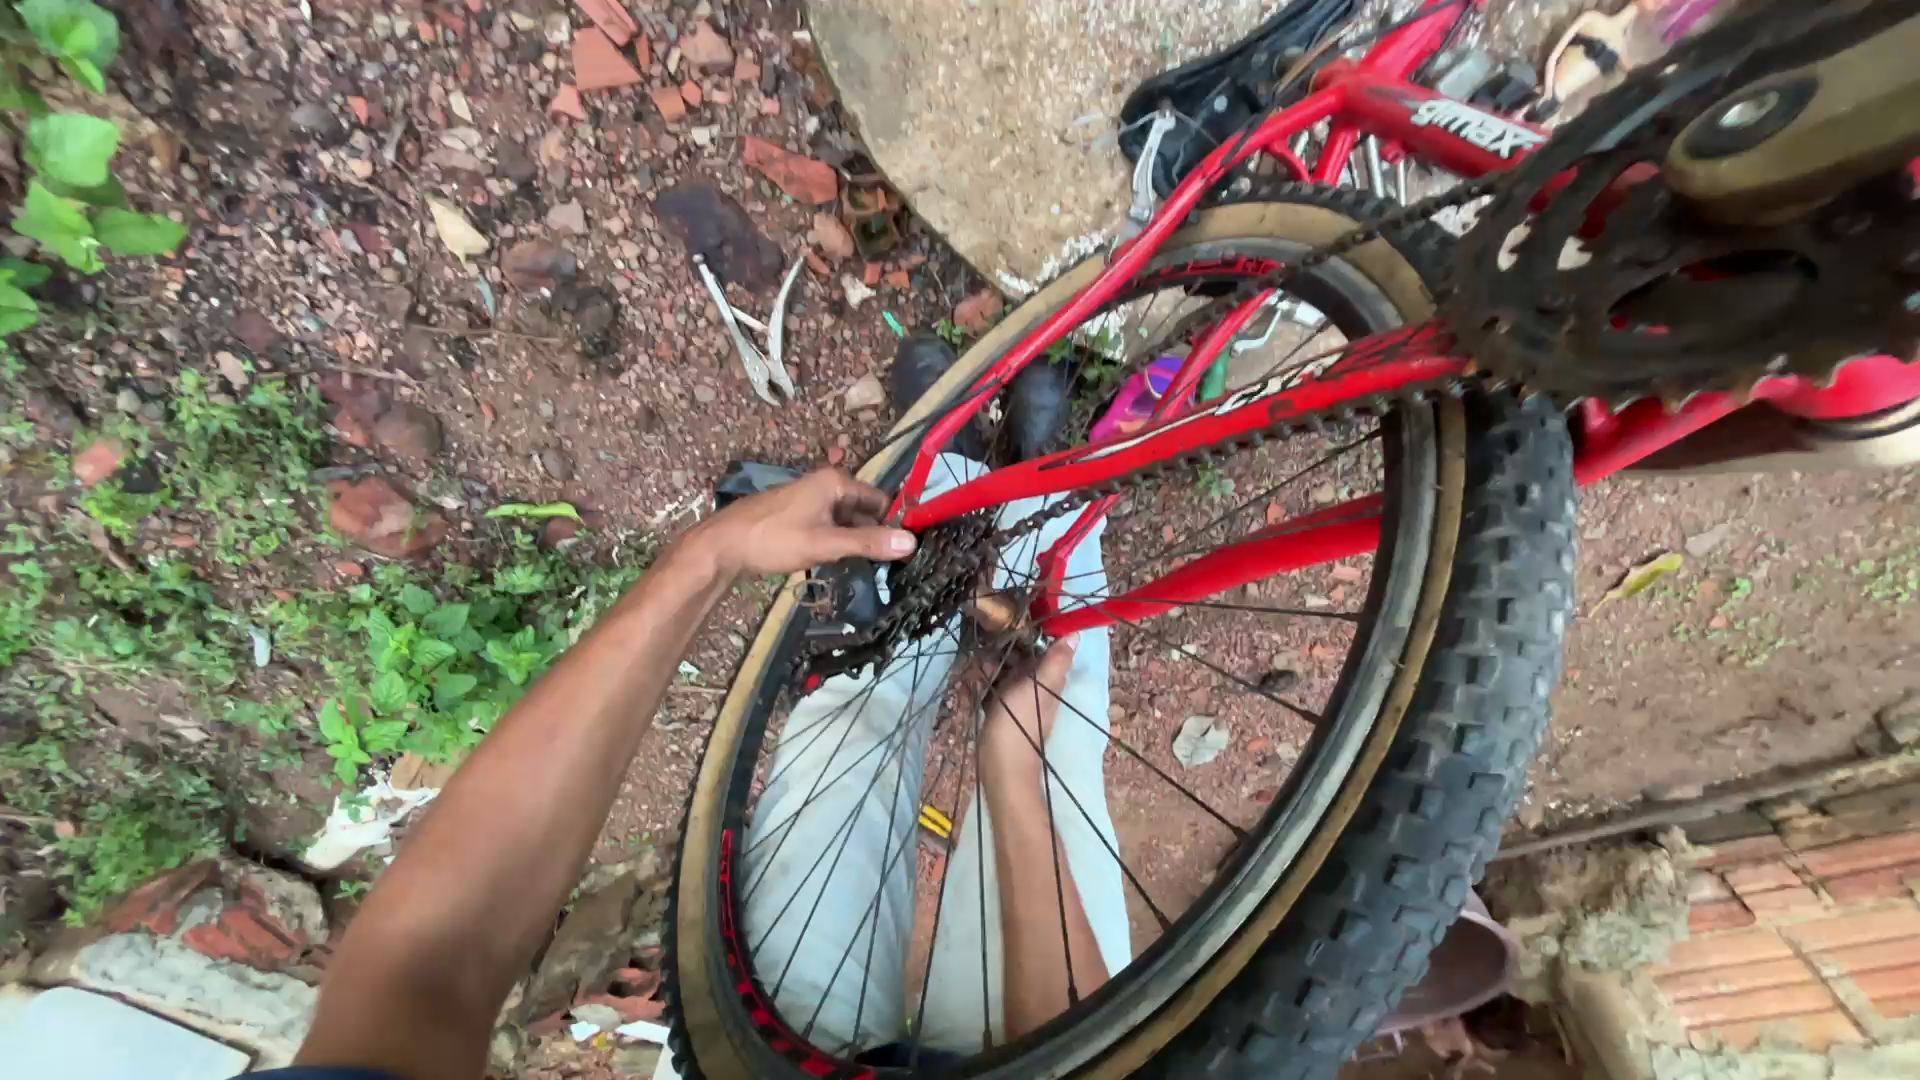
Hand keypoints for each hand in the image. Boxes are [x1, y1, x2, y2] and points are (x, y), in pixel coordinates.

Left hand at [686, 468, 916, 578]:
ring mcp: (810, 499)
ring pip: (846, 520)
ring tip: (867, 567)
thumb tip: (911, 542)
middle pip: (864, 510)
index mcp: (835, 482)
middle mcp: (825, 484)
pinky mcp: (799, 515)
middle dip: (875, 534)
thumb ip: (868, 542)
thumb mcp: (826, 544)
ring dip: (855, 540)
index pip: (881, 500)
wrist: (723, 546)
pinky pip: (829, 526)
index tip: (906, 550)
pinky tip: (838, 561)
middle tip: (890, 565)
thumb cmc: (775, 539)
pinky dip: (837, 541)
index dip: (895, 523)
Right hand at [981, 634, 1078, 785]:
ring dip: (988, 669)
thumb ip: (1056, 661)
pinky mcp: (1000, 712)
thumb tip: (1077, 634)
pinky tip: (969, 686)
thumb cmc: (1021, 723)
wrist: (1001, 766)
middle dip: (1001, 653)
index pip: (1041, 649)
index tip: (1007, 626)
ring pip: (1003, 674)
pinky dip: (981, 686)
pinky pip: (992, 691)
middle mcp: (1035, 688)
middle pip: (1019, 660)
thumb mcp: (1039, 686)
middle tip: (983, 653)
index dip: (1026, 636)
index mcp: (1048, 681)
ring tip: (973, 671)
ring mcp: (1017, 701)